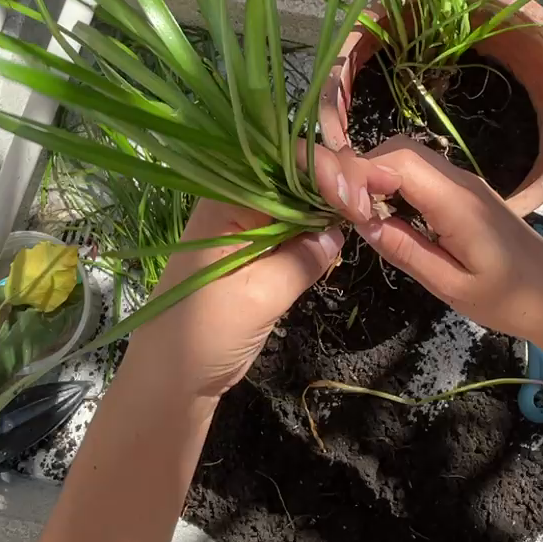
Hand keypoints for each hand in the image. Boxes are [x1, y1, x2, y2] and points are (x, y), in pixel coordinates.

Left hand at [124, 146, 399, 398]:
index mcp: (226, 201)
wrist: (172, 379)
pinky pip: (294, 226)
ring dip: (332, 200)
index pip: (281, 161)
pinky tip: (345, 226)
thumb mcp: (259, 296)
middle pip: (294, 173)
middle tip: (370, 201)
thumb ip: (302, 259)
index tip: (353, 200)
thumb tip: (337, 231)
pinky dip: (319, 226)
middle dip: (335, 179)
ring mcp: (247, 227)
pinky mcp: (257, 251)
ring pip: (298, 198)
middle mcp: (236, 204)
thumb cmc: (204, 334)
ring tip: (367, 207)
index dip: (323, 169)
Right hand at [354, 138, 542, 344]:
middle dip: (363, 170)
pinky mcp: (466, 193)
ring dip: (378, 175)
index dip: (361, 175)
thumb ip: (406, 250)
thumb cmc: (508, 300)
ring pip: (411, 157)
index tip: (343, 208)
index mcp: (457, 203)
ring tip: (358, 212)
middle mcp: (461, 182)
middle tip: (342, 208)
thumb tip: (361, 222)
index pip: (399, 163)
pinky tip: (386, 213)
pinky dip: (395, 183)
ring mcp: (466, 184)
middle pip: (401, 150)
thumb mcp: (450, 286)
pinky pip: (423, 173)